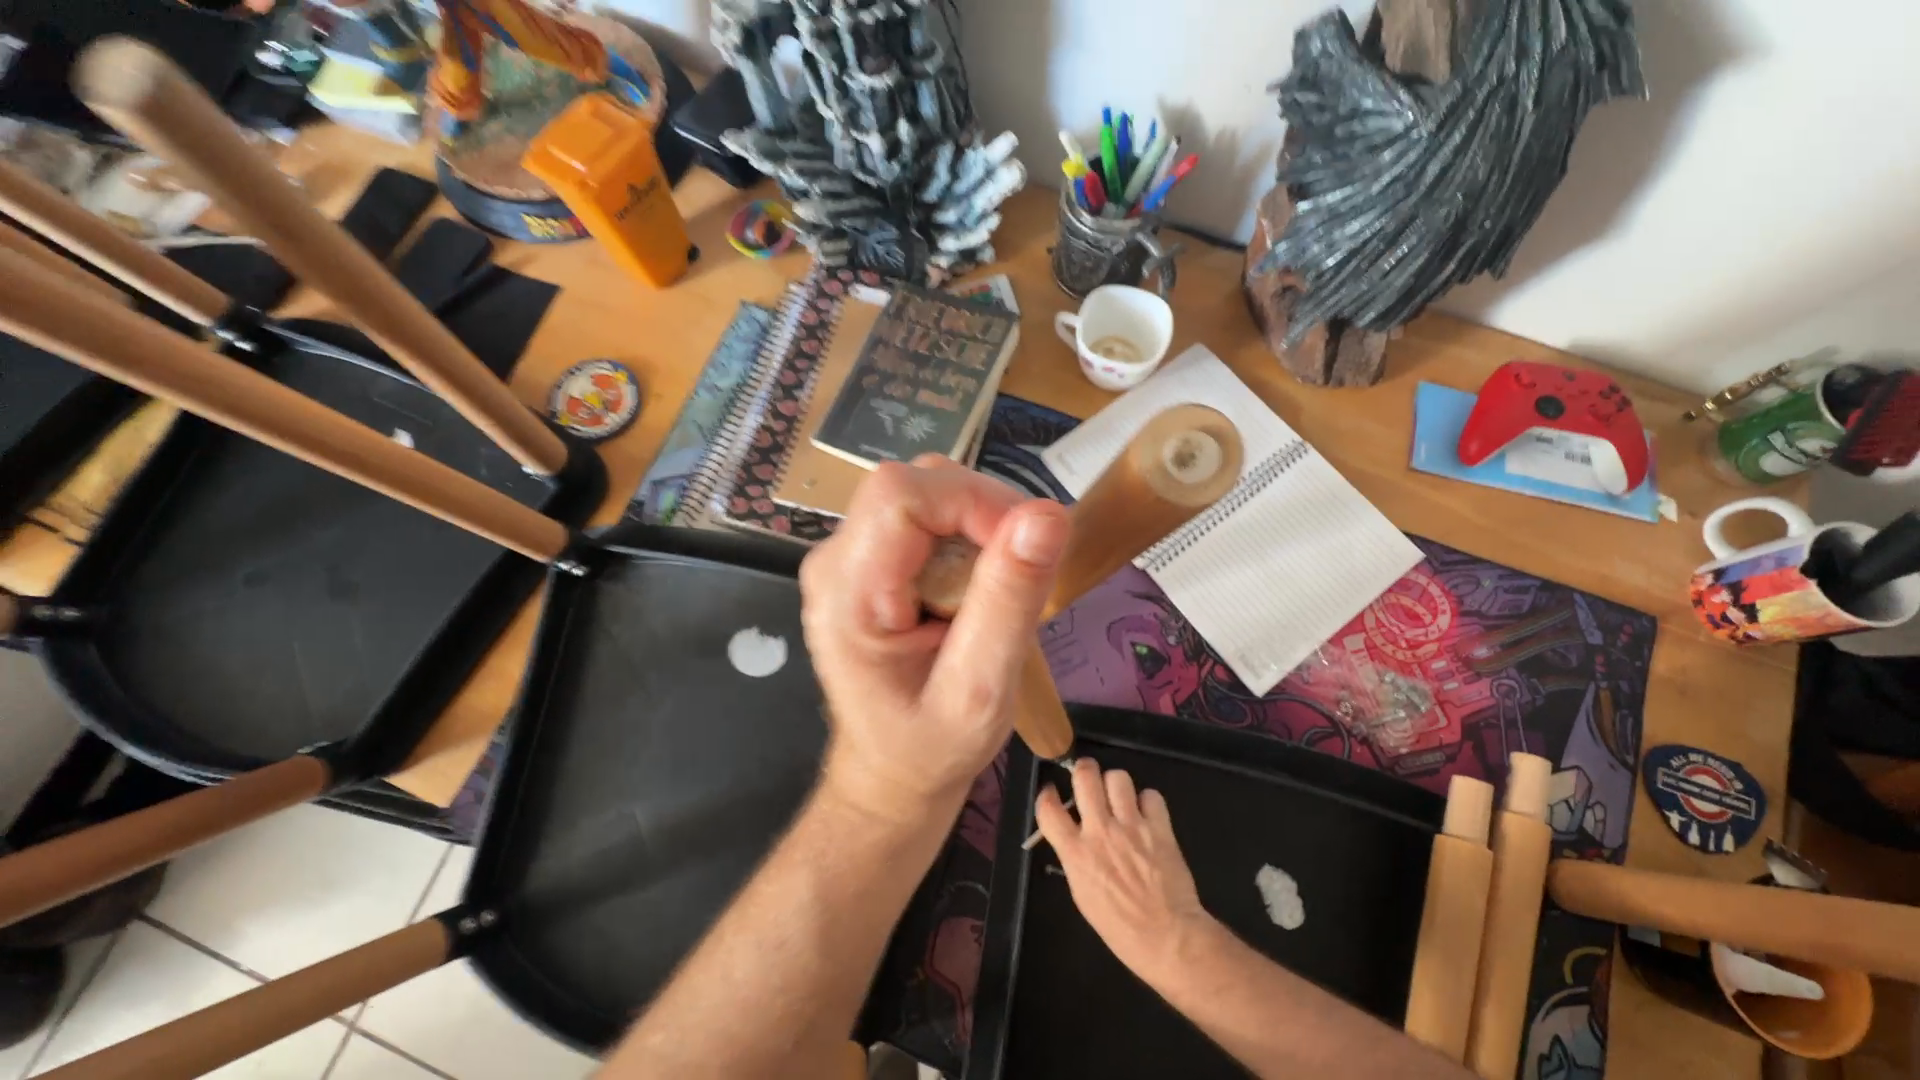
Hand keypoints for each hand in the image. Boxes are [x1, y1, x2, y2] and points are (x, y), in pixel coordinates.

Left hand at [800, 456, 1070, 821]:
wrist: (892, 771)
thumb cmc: (932, 748)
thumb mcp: (981, 691)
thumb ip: (1009, 602)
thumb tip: (1046, 515)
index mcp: (848, 594)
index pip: (902, 497)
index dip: (974, 501)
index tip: (1027, 545)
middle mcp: (836, 561)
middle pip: (915, 486)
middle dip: (984, 513)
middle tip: (1024, 573)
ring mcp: (849, 556)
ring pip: (925, 494)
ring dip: (980, 525)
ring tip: (1002, 587)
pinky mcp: (870, 558)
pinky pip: (926, 517)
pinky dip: (968, 536)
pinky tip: (980, 586)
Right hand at [1036, 758, 1213, 979]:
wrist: (1166, 936)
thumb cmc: (1118, 925)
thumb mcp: (1082, 893)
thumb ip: (1075, 857)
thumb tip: (1074, 836)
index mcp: (1076, 853)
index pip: (1048, 807)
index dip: (1047, 794)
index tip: (1052, 792)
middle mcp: (1100, 831)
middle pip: (1085, 776)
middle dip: (1084, 770)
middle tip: (1087, 778)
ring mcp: (1132, 826)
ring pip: (1118, 777)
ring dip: (1115, 783)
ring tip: (1119, 796)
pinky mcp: (1160, 828)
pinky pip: (1151, 795)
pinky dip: (1147, 801)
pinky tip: (1146, 814)